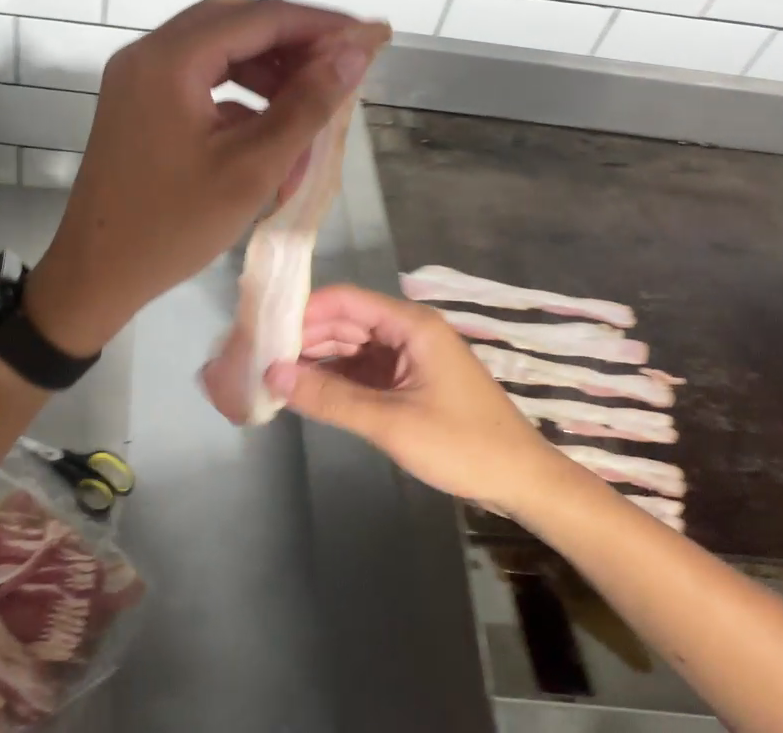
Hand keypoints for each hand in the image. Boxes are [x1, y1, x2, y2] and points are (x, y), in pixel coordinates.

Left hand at [26, 0, 388, 354]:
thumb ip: (307, 104)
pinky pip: (197, 81)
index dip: (321, 24)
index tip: (370, 38)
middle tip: (339, 71)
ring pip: (217, 50)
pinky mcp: (136, 104)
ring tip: (310, 110)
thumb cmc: (173, 227)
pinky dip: (237, 97)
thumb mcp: (251, 168)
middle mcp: (147, 53)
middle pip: (235, 22)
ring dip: (267, 72)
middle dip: (292, 43)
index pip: (260, 17)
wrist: (95, 274)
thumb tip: (356, 50)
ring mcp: (136, 78)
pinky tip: (268, 134)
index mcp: (169, 59)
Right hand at [264, 285, 573, 514]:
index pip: (344, 300)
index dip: (303, 312)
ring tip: (274, 376)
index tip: (263, 332)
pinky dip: (336, 379)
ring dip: (317, 359)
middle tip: (259, 357)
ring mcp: (409, 357)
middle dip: (304, 337)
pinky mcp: (409, 382)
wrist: (523, 482)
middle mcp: (408, 332)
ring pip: (351, 346)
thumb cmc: (463, 445)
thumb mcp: (391, 423)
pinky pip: (363, 370)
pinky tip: (306, 392)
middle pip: (345, 321)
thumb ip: (330, 398)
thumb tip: (272, 375)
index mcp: (411, 325)